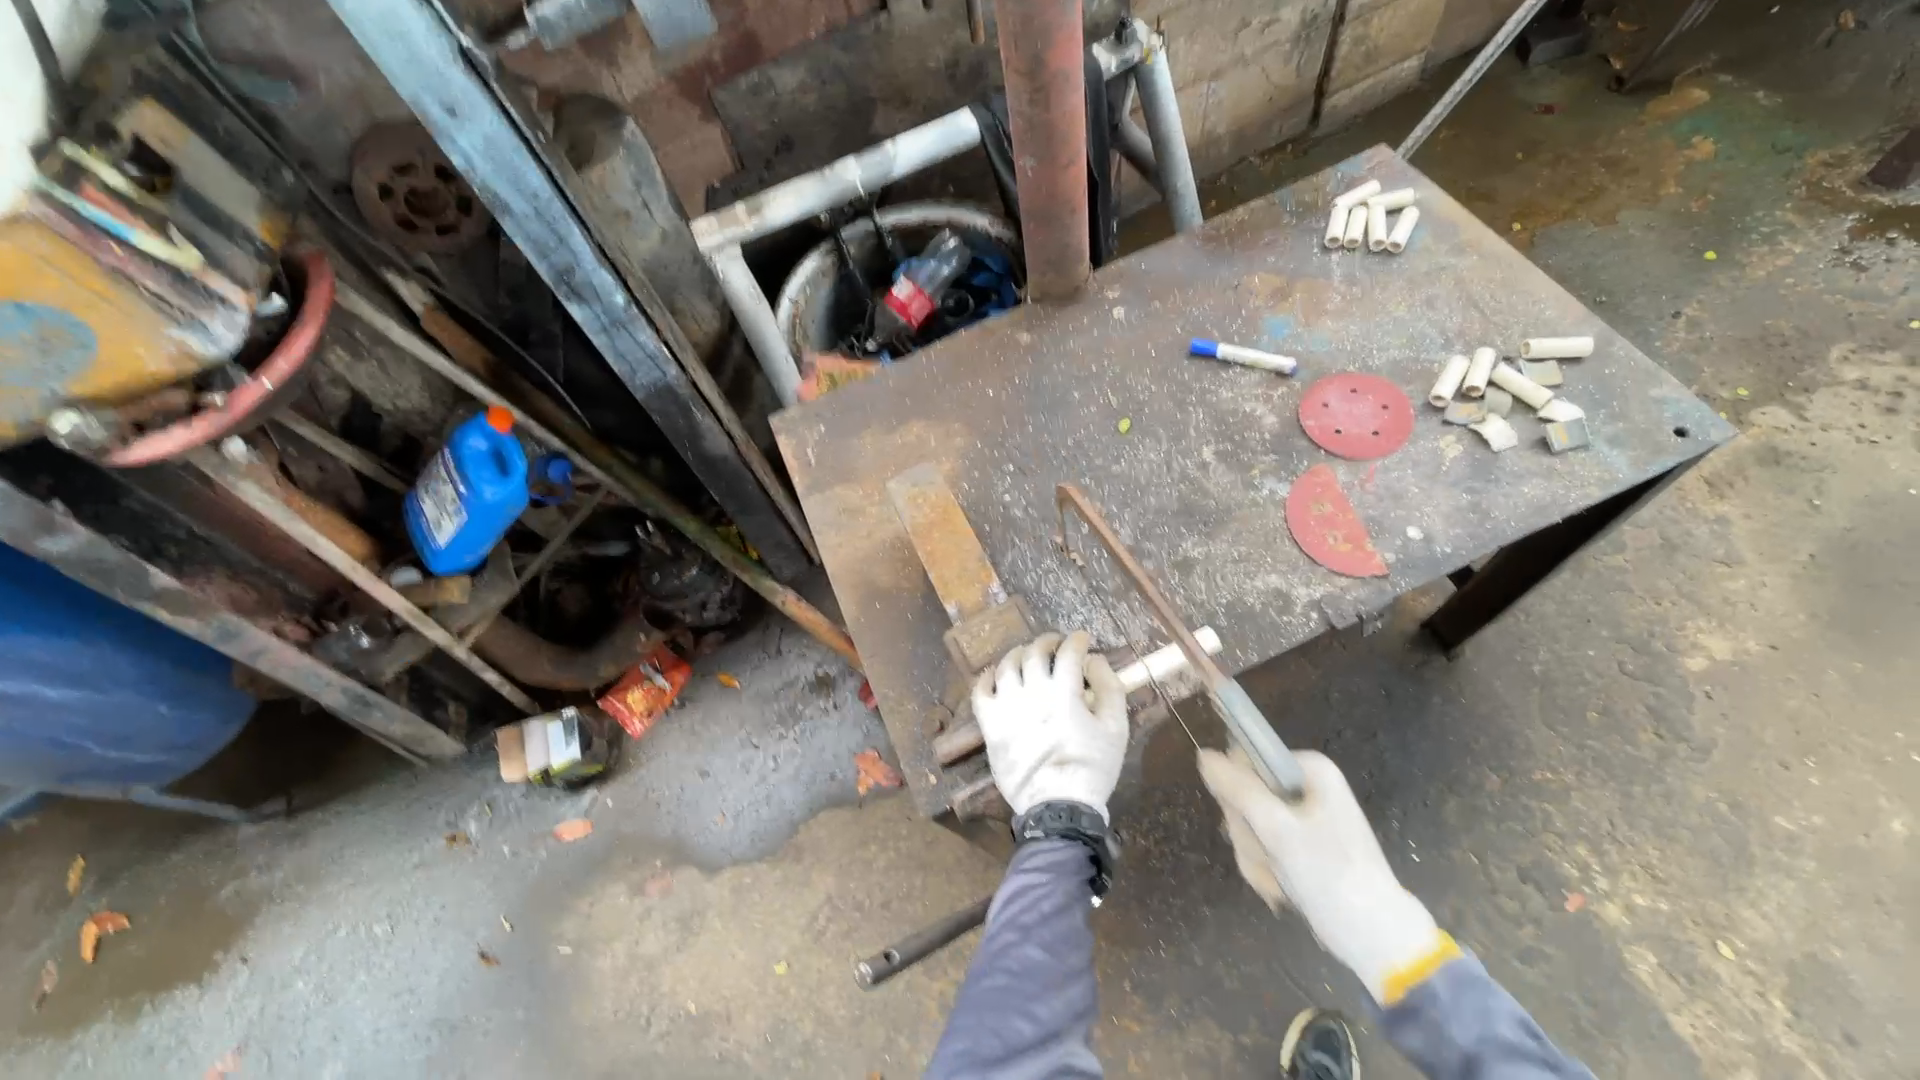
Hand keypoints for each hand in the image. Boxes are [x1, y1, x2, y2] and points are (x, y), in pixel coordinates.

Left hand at [972, 631, 1128, 821]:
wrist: (1057, 806)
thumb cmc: (1092, 768)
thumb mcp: (1115, 729)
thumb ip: (1109, 688)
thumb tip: (1095, 661)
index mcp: (1064, 692)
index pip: (1068, 652)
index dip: (1077, 641)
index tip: (1083, 640)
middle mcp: (1031, 692)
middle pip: (1035, 652)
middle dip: (1048, 642)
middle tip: (1056, 644)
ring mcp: (1006, 707)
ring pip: (1007, 666)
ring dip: (1019, 654)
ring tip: (1028, 655)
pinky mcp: (990, 725)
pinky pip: (980, 693)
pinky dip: (987, 678)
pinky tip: (995, 675)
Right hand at [1197, 748, 1448, 1003]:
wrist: (1373, 935)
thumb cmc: (1330, 876)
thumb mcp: (1278, 830)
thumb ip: (1238, 790)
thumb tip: (1204, 754)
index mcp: (1309, 769)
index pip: (1244, 762)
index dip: (1238, 794)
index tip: (1251, 824)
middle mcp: (1305, 785)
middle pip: (1244, 797)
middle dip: (1249, 835)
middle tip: (1271, 858)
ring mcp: (1302, 816)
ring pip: (1248, 825)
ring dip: (1256, 857)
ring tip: (1280, 880)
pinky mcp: (1299, 844)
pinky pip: (1261, 845)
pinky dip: (1265, 869)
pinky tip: (1281, 888)